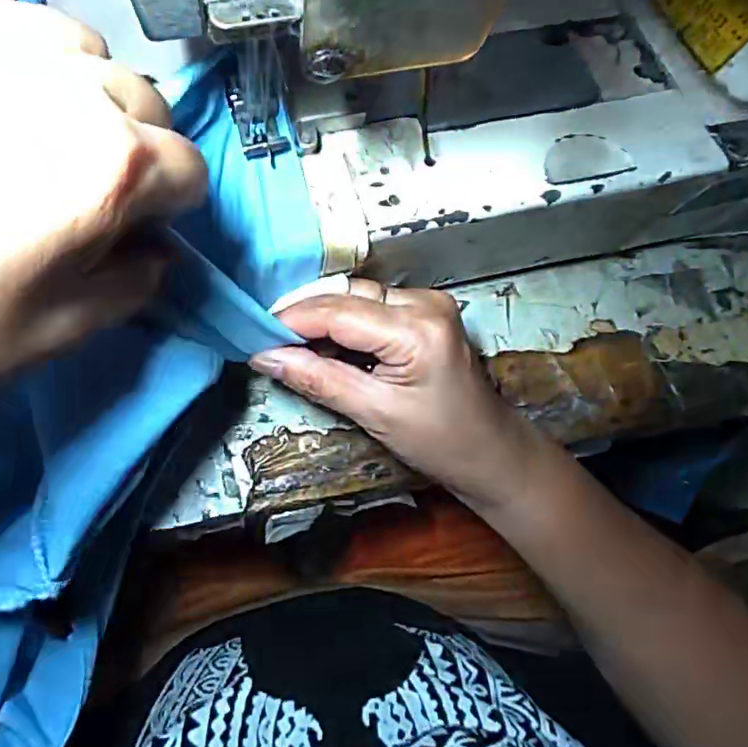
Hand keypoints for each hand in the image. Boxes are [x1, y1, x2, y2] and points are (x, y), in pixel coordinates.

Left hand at [0, 0, 207, 530]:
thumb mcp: (46, 341)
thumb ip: (131, 287)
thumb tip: (153, 249)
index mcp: (113, 163)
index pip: (190, 172)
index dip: (165, 209)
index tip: (124, 230)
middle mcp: (64, 75)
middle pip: (144, 100)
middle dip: (125, 145)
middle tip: (55, 187)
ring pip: (70, 41)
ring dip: (61, 84)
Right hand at [249, 281, 551, 509]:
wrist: (490, 450)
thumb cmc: (442, 441)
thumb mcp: (374, 413)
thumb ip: (317, 378)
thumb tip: (267, 356)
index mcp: (417, 329)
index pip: (339, 311)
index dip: (293, 319)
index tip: (256, 333)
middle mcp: (425, 303)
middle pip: (347, 296)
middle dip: (305, 316)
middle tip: (269, 340)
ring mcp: (429, 302)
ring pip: (357, 297)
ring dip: (324, 318)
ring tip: (292, 345)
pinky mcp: (426, 309)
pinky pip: (373, 305)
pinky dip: (346, 322)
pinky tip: (326, 344)